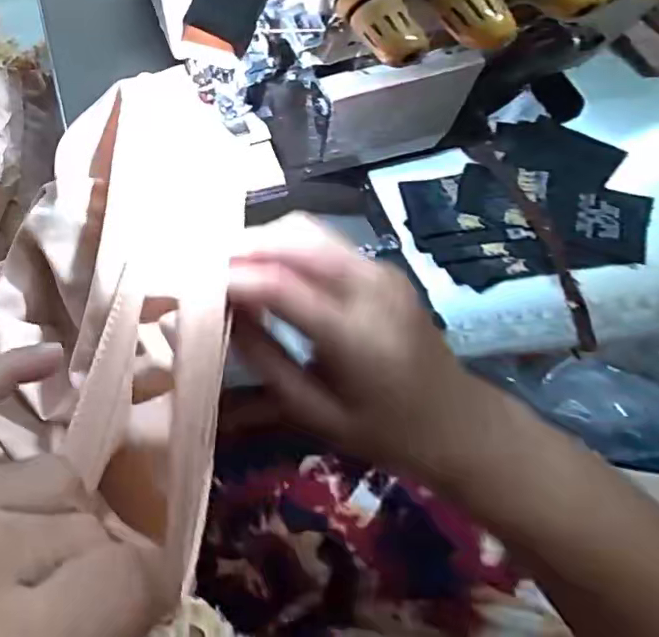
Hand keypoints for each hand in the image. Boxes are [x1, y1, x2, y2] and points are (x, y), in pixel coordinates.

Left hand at [0, 345, 170, 636]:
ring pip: (58, 469)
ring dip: (69, 506)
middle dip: (102, 554)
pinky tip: (52, 358)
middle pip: (89, 518)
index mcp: (5, 631)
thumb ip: (102, 625)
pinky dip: (12, 369)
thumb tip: (153, 573)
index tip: (152, 595)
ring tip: (54, 542)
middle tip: (89, 585)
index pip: (124, 575)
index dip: (151, 586)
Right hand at [227, 214, 507, 484]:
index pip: (281, 285)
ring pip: (301, 227)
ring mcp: (378, 270)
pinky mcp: (378, 264)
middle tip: (203, 267)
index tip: (194, 283)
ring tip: (228, 264)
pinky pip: (316, 236)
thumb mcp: (314, 412)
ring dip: (258, 239)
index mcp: (358, 337)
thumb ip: (263, 357)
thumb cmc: (385, 432)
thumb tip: (218, 311)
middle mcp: (371, 289)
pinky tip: (263, 266)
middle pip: (291, 239)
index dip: (231, 277)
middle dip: (239, 246)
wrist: (464, 426)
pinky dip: (280, 242)